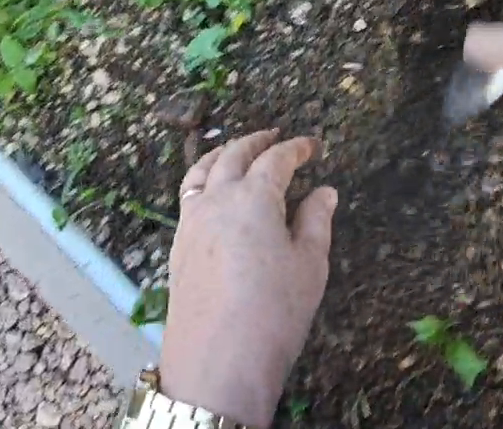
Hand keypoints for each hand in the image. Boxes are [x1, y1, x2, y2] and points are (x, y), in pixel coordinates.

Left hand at [160, 130, 337, 427]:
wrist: (216, 366)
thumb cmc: (273, 312)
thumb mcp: (309, 265)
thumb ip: (316, 220)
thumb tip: (324, 191)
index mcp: (253, 197)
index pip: (277, 159)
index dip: (297, 148)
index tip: (313, 145)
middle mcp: (217, 198)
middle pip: (235, 154)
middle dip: (257, 141)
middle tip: (276, 136)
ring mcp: (192, 221)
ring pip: (203, 170)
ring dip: (223, 153)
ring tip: (237, 150)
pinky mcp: (178, 245)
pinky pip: (189, 194)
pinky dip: (203, 178)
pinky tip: (213, 190)